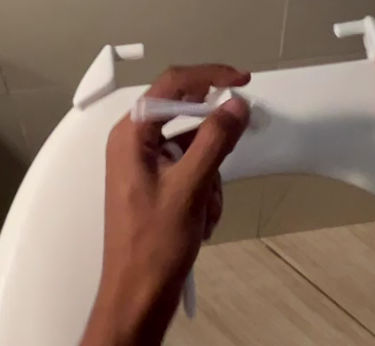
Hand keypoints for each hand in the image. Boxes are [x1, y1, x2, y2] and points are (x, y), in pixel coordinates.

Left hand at [82, 64, 251, 345]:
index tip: (242, 80)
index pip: (173, 83)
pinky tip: (203, 219)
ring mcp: (144, 163)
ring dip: (210, 173)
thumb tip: (237, 103)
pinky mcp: (155, 183)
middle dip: (212, 139)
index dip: (209, 75)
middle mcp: (134, 140)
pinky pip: (189, 168)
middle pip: (183, 114)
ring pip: (192, 145)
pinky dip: (204, 188)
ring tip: (206, 208)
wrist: (137, 298)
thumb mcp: (190, 187)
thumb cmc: (154, 243)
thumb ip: (215, 140)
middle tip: (235, 145)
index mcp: (132, 132)